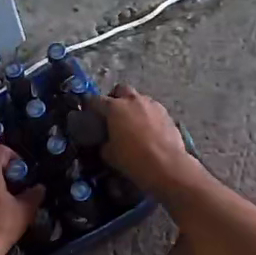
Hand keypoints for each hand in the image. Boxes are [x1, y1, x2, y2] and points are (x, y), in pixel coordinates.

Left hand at [0, 145, 43, 254]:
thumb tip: (40, 187)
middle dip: (10, 173)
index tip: (24, 171)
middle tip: (22, 188)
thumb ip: (35, 194)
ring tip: (14, 201)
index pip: (0, 151)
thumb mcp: (25, 210)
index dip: (15, 155)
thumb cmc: (3, 226)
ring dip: (2, 185)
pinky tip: (2, 210)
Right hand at [89, 84, 204, 195]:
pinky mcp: (167, 113)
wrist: (166, 165)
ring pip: (139, 98)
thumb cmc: (133, 159)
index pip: (96, 100)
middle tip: (113, 112)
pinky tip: (148, 129)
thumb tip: (105, 142)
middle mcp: (133, 100)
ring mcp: (152, 105)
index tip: (88, 112)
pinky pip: (152, 109)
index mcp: (114, 108)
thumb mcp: (109, 154)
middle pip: (120, 89)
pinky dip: (147, 115)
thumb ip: (104, 143)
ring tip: (132, 121)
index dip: (90, 106)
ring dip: (133, 106)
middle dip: (115, 97)